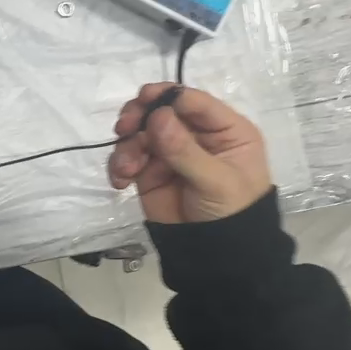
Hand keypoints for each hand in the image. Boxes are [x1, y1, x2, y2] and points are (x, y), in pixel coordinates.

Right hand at [106, 84, 271, 223]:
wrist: (213, 253)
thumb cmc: (230, 211)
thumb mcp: (215, 181)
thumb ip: (184, 149)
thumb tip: (156, 115)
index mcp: (224, 129)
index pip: (193, 101)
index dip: (168, 96)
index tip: (143, 99)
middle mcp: (195, 134)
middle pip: (160, 109)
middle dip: (139, 116)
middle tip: (123, 127)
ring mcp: (170, 151)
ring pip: (139, 132)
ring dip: (127, 146)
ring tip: (127, 169)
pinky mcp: (149, 169)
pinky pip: (128, 156)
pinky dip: (120, 165)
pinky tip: (120, 181)